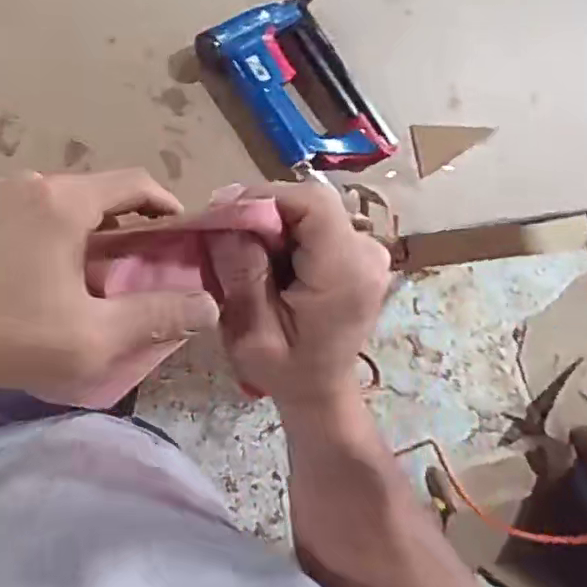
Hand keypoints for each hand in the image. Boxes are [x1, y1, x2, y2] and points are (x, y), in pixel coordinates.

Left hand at [0, 170, 220, 400]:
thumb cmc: (6, 336)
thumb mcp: (92, 337)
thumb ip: (157, 316)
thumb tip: (208, 303)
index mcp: (63, 200)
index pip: (136, 181)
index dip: (170, 205)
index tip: (184, 238)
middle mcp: (32, 182)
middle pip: (101, 192)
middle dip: (132, 226)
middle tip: (146, 269)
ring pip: (67, 203)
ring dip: (94, 231)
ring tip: (102, 277)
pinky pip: (36, 213)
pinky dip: (60, 234)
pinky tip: (54, 275)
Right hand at [206, 182, 391, 408]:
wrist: (320, 390)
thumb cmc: (285, 369)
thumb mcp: (251, 331)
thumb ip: (241, 273)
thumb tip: (225, 221)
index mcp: (346, 271)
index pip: (311, 201)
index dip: (263, 196)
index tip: (221, 213)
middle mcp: (366, 252)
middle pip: (308, 202)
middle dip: (259, 211)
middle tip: (219, 232)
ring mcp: (366, 249)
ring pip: (307, 209)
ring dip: (268, 222)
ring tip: (236, 247)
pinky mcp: (356, 251)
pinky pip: (313, 222)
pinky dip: (282, 231)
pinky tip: (261, 256)